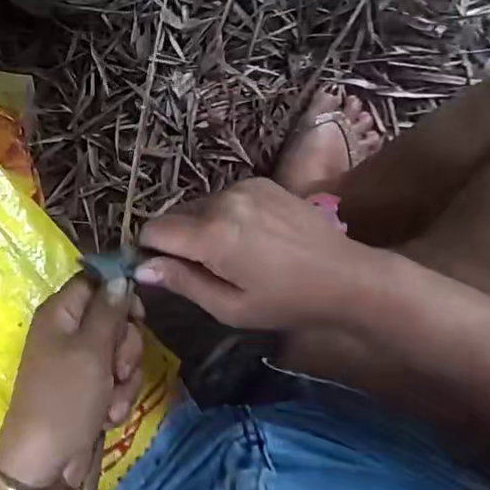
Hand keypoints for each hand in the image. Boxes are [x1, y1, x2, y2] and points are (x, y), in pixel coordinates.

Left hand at [0, 274, 144, 489]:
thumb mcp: (90, 350)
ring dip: (124, 378)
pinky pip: (117, 380)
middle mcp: (69, 331)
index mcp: (60, 312)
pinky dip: (118, 398)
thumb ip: (108, 311)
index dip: (120, 293)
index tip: (138, 313)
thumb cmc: (64, 398)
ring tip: (110, 399)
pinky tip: (107, 415)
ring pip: (121, 352)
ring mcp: (79, 361)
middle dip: (125, 346)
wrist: (45, 462)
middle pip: (114, 318)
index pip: (95, 281)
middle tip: (117, 367)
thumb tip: (120, 277)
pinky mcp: (90, 387)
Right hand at [136, 177, 387, 329]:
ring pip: (198, 205)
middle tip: (203, 268)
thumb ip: (182, 282)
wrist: (349, 277)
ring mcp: (242, 186)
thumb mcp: (230, 307)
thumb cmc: (288, 302)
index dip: (149, 249)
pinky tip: (251, 236)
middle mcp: (221, 201)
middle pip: (174, 215)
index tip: (162, 269)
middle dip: (176, 240)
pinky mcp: (259, 181)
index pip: (153, 229)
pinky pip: (223, 196)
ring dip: (200, 226)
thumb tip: (140, 267)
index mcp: (212, 235)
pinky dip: (223, 214)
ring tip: (232, 254)